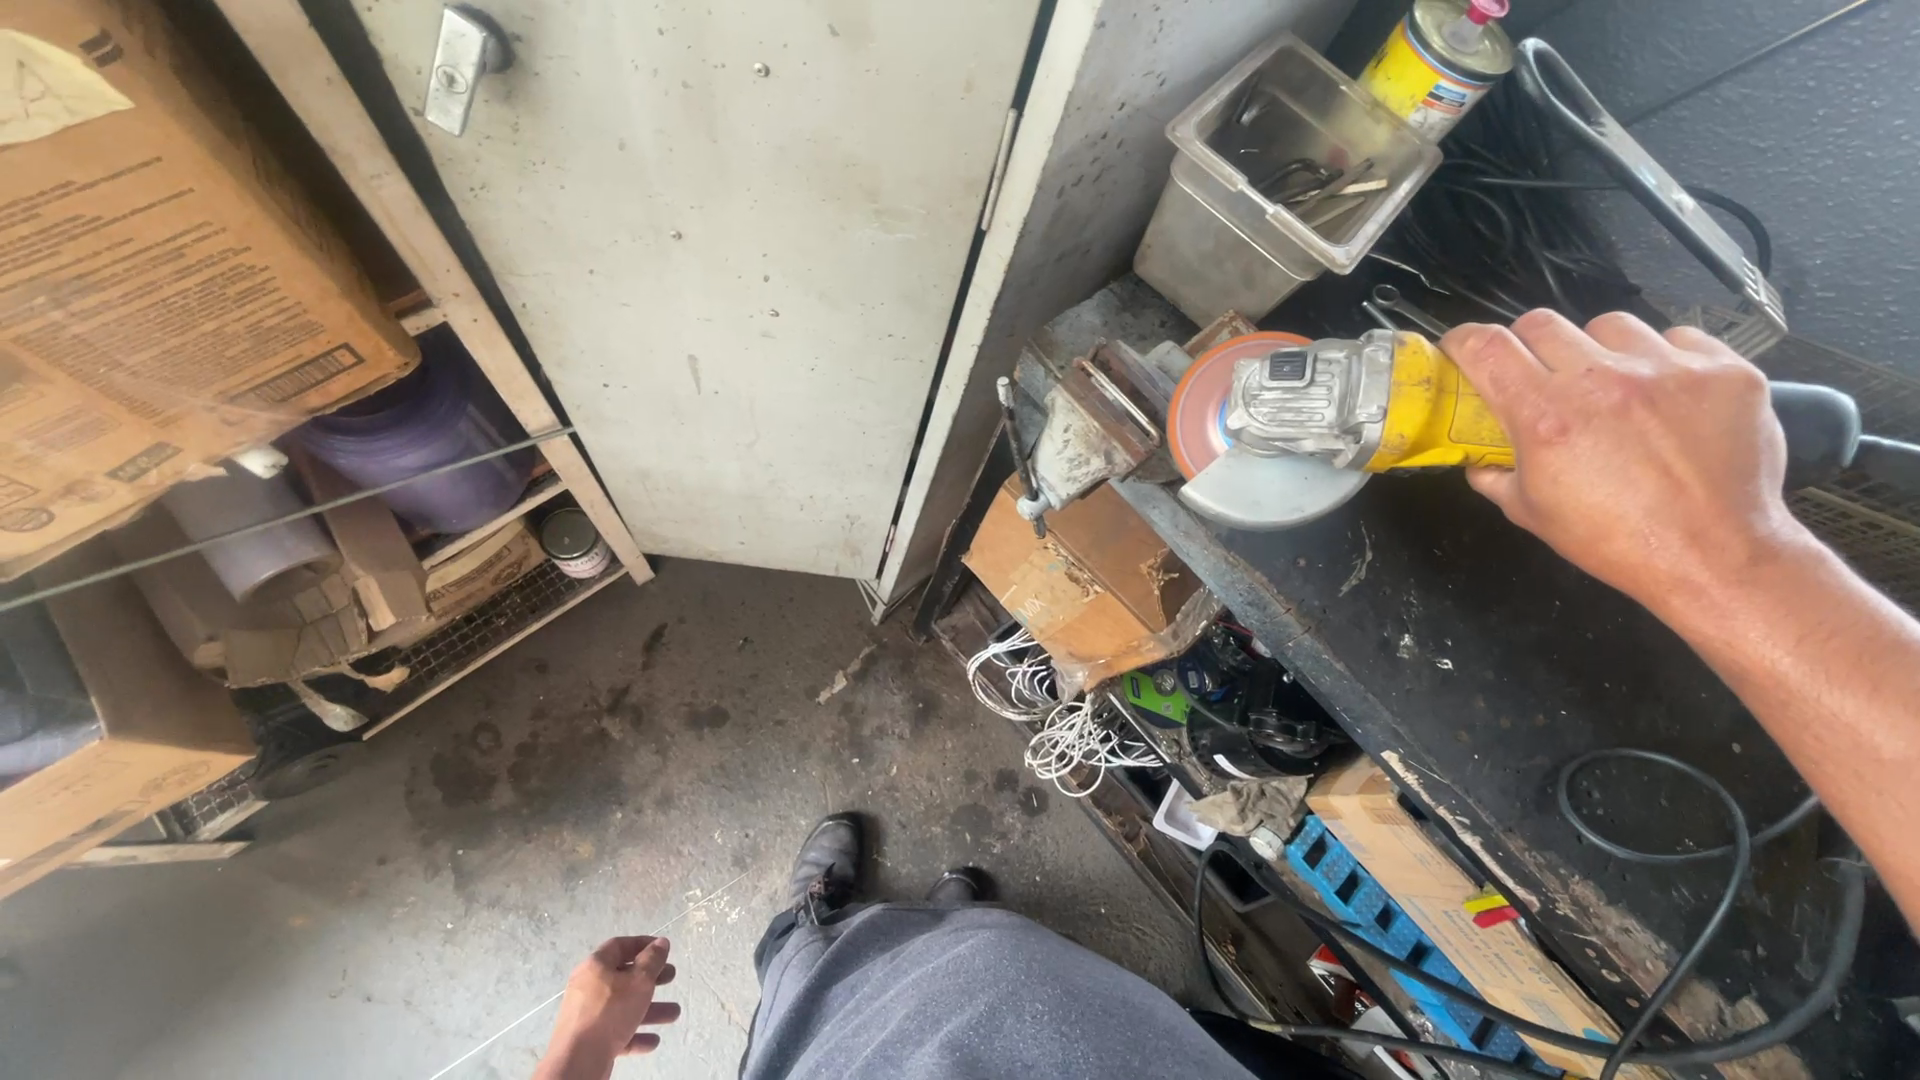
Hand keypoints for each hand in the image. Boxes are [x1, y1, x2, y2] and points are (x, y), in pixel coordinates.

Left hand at [535, 937, 679, 1079]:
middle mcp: (588, 987)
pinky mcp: (588, 1039)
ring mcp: (587, 1015)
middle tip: (671, 978)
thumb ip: (653, 960)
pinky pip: (615, 1031)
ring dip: (650, 1009)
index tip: (663, 949)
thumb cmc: (611, 1012)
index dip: (643, 944)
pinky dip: (634, 1033)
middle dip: (651, 979)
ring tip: (673, 1014)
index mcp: (596, 966)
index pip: (620, 945)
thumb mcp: (639, 981)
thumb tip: (661, 942)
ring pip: (623, 1006)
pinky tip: (652, 1041)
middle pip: (624, 976)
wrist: (578, 1061)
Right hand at [1441, 310, 1813, 613]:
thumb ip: (1493, 474)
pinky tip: (1661, 391)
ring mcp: (1667, 369)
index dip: (1463, 340)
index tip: (1460, 349)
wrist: (1712, 554)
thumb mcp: (1527, 511)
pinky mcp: (1723, 370)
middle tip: (1532, 373)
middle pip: (1541, 323)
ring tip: (1605, 382)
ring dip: (1594, 348)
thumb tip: (1479, 458)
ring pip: (1608, 325)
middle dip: (1524, 344)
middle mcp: (1601, 380)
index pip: (1486, 347)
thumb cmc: (1609, 538)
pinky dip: (1658, 358)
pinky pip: (1677, 338)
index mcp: (1544, 415)